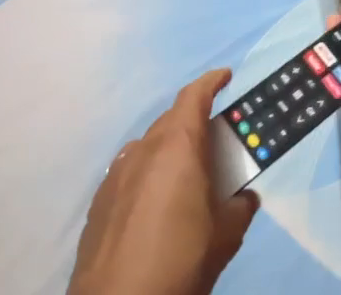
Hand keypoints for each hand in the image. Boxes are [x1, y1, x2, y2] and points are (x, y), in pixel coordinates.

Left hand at [69, 69, 258, 294]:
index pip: (193, 97)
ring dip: (168, 149)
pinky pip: (128, 175)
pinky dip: (147, 176)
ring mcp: (114, 180)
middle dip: (194, 121)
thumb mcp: (227, 234)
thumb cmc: (180, 262)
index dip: (211, 82)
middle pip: (170, 121)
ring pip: (146, 148)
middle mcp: (142, 153)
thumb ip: (240, 206)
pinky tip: (155, 206)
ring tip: (186, 175)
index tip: (226, 77)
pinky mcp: (97, 208)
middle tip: (216, 139)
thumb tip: (243, 198)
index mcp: (178, 148)